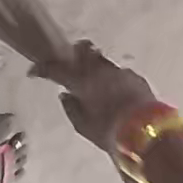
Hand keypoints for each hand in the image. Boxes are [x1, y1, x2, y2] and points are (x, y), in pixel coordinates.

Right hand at [32, 41, 157, 151]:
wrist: (147, 132)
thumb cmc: (110, 131)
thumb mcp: (83, 127)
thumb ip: (71, 108)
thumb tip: (66, 95)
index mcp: (82, 81)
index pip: (56, 69)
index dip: (42, 68)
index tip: (35, 71)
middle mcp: (100, 70)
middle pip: (82, 50)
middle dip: (73, 54)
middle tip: (68, 65)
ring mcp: (120, 71)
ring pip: (101, 60)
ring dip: (93, 66)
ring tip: (92, 80)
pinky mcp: (135, 77)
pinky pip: (119, 72)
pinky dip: (112, 78)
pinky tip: (113, 92)